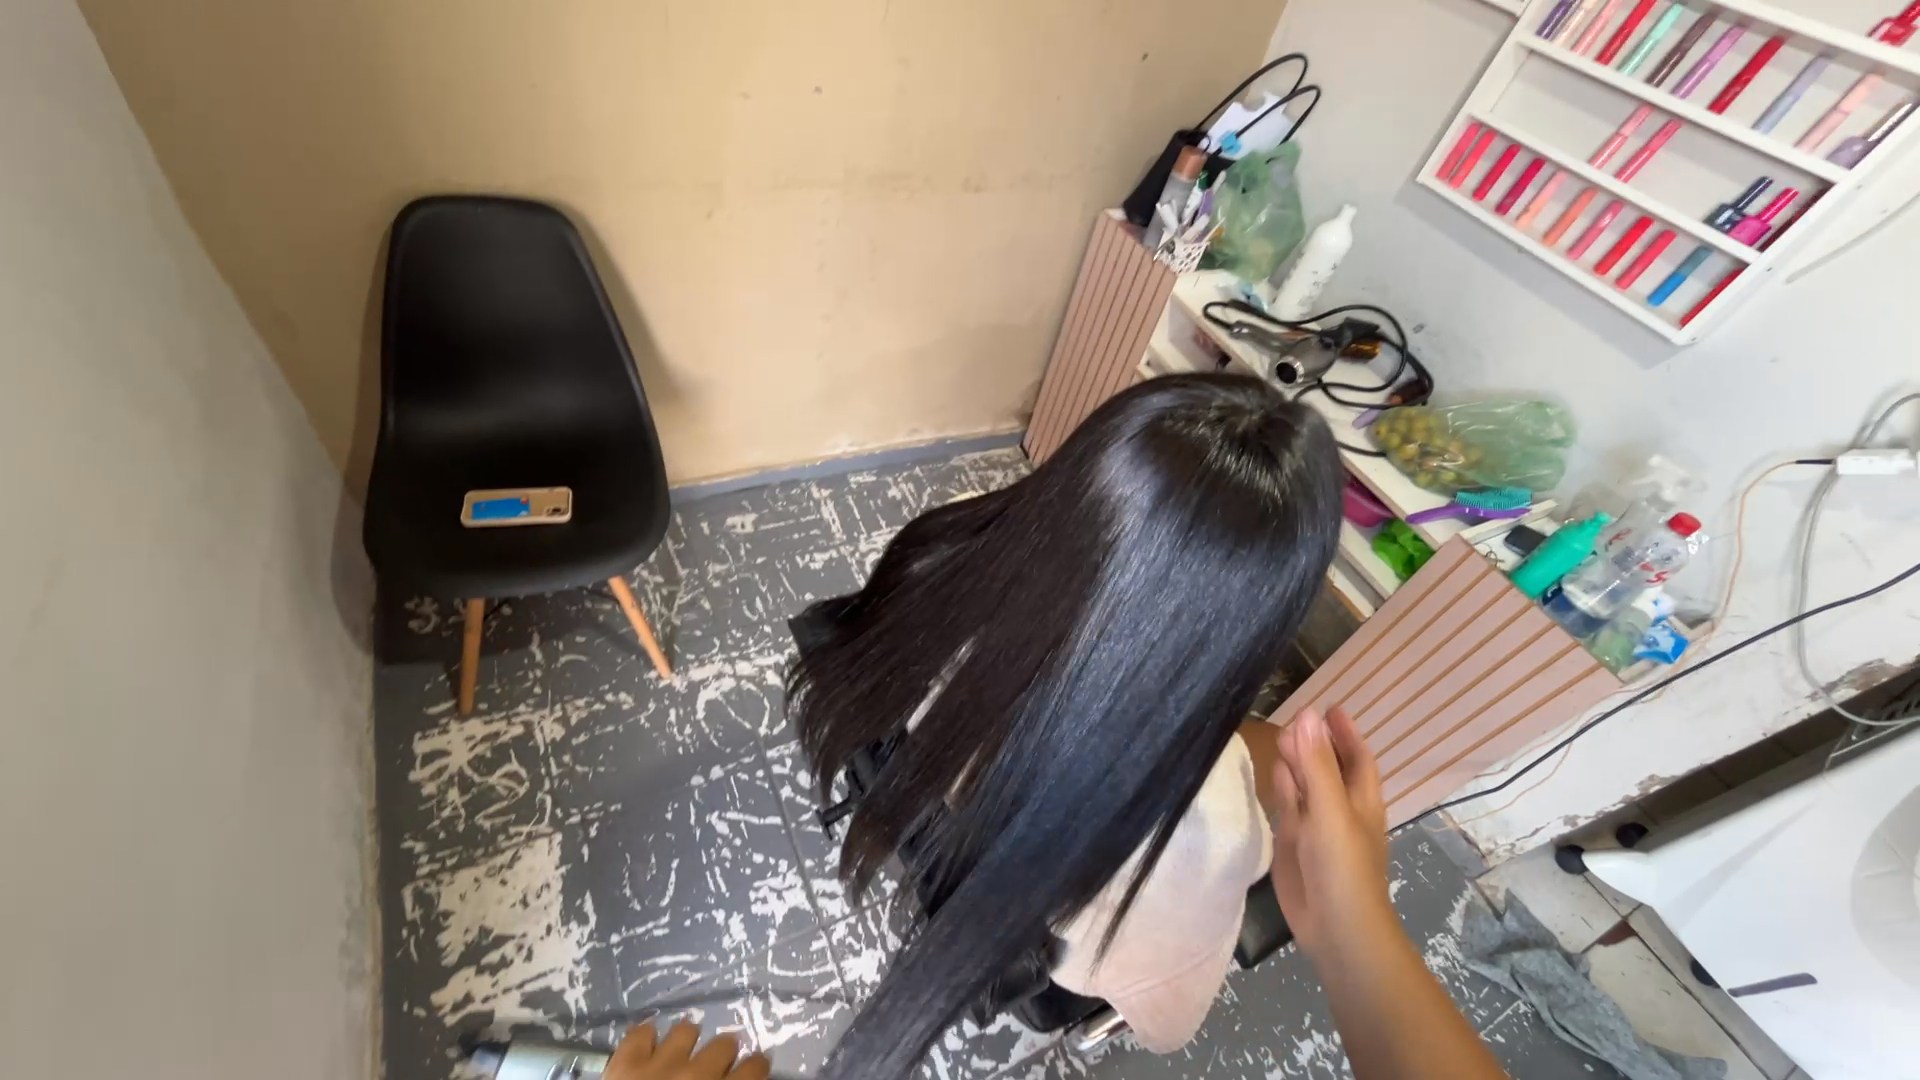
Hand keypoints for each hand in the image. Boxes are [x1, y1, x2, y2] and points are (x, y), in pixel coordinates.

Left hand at [605, 1021, 770, 1079]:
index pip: (755, 1067)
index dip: (754, 1069)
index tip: (749, 1072)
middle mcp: (698, 1075)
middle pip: (725, 1043)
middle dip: (720, 1057)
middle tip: (709, 1073)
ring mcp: (660, 1065)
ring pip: (686, 1031)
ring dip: (684, 1046)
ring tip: (677, 1061)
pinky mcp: (625, 1065)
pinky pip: (641, 1033)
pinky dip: (645, 1041)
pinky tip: (647, 1053)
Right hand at [1267, 706, 1391, 960]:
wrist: (1334, 926)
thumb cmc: (1342, 865)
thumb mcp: (1329, 808)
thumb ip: (1315, 762)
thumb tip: (1307, 714)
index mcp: (1361, 802)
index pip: (1358, 758)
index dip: (1346, 734)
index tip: (1330, 707)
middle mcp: (1340, 810)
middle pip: (1329, 769)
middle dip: (1315, 744)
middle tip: (1294, 720)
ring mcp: (1317, 828)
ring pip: (1307, 786)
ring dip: (1296, 762)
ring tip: (1280, 737)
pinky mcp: (1294, 844)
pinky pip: (1290, 808)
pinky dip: (1283, 788)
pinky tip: (1273, 772)